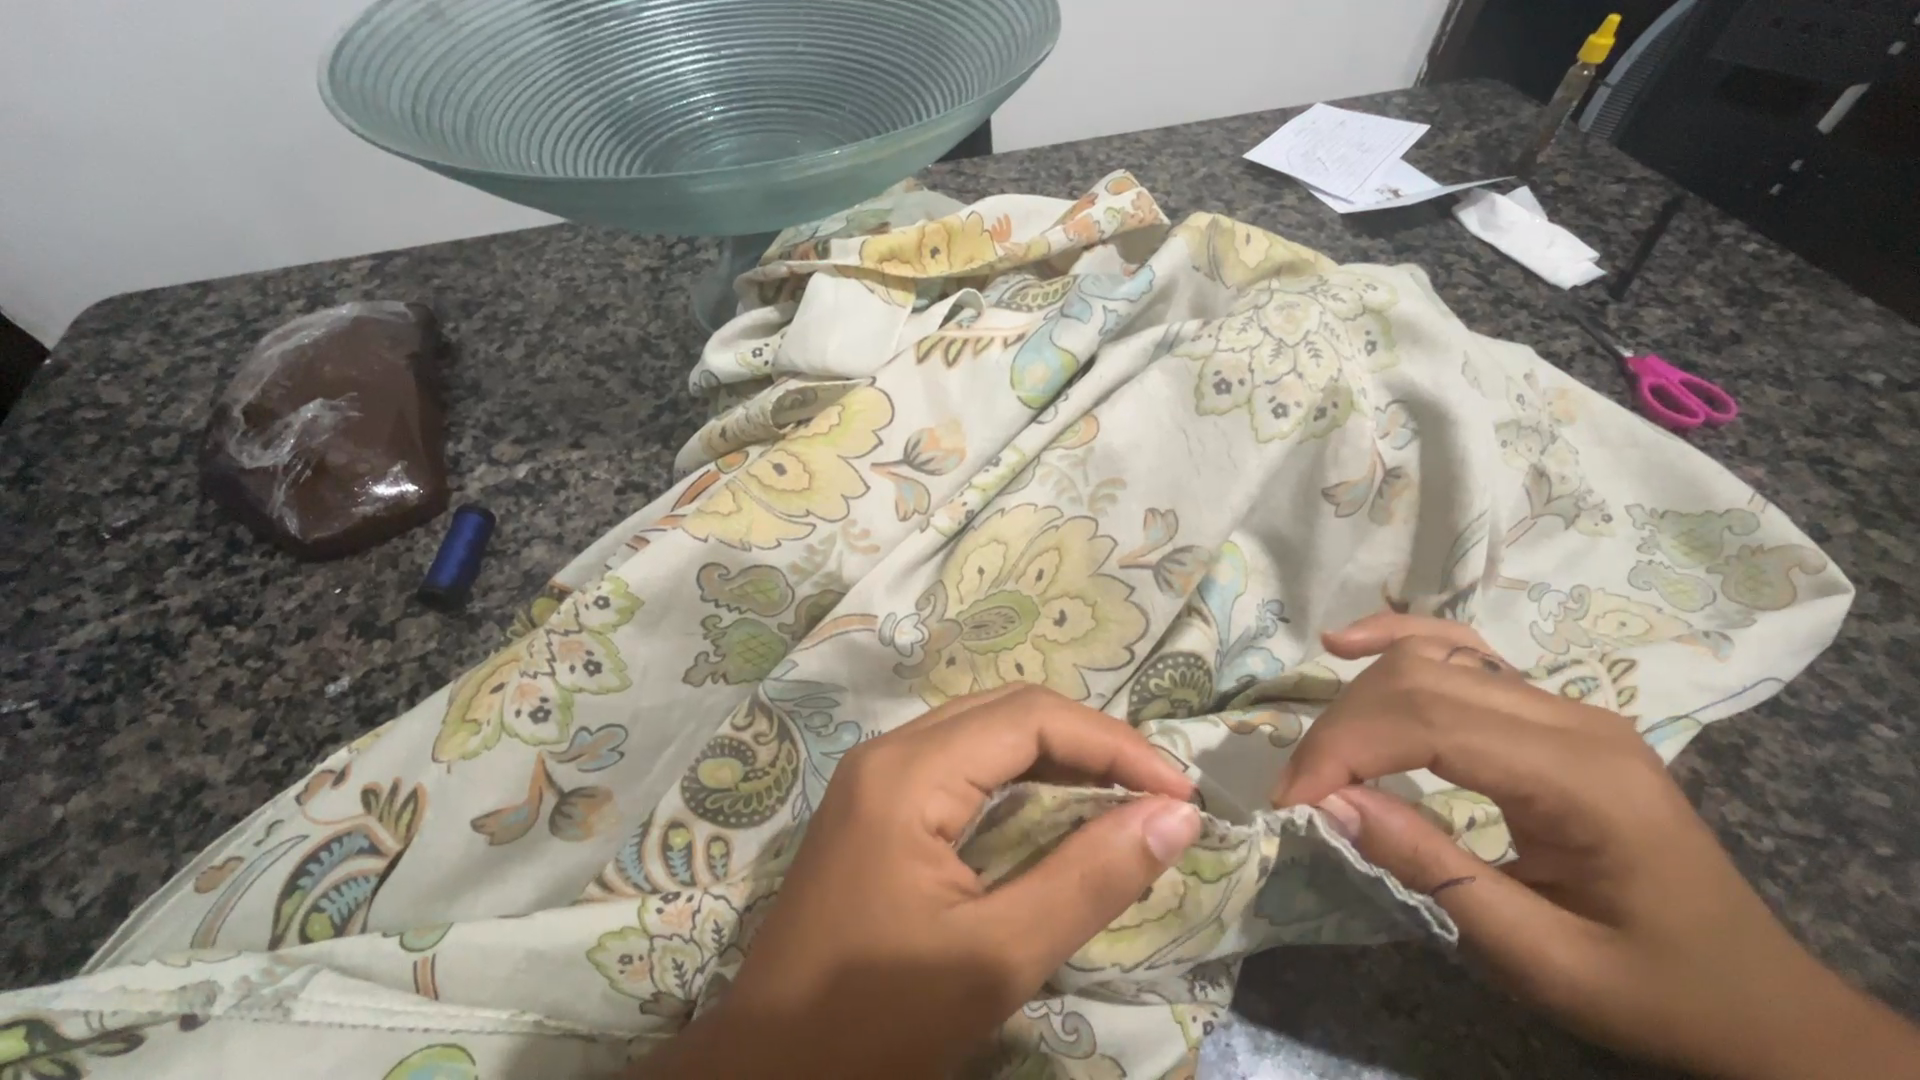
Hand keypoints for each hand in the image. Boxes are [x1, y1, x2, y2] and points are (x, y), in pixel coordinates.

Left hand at [647, 685, 1202, 1078]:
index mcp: (909, 774)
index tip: (1180, 793)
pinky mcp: (872, 806)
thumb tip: (1176, 816)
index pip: (1031, 718)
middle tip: (1155, 792)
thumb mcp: (997, 958)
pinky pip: (957, 762)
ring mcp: (873, 776)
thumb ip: (1090, 878)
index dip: (1115, 745)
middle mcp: (887, 753)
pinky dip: (1016, 775)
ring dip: (1055, 753)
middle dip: (1090, 742)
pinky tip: (1050, 808)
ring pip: (982, 730)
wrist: (769, 1070)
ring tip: (1120, 794)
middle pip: (1006, 711)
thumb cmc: (878, 1019)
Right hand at [1273, 613, 1919, 1079]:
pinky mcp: (1550, 715)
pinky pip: (1462, 656)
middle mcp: (1574, 720)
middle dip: (1341, 730)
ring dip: (1357, 698)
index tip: (1292, 803)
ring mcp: (1565, 708)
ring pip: (1431, 659)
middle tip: (1298, 795)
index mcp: (1582, 777)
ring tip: (1316, 753)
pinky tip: (1349, 643)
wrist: (1756, 998)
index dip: (1344, 751)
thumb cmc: (1652, 987)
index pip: (1430, 722)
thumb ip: (1433, 872)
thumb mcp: (1540, 960)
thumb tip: (1331, 804)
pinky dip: (1398, 644)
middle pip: (1421, 681)